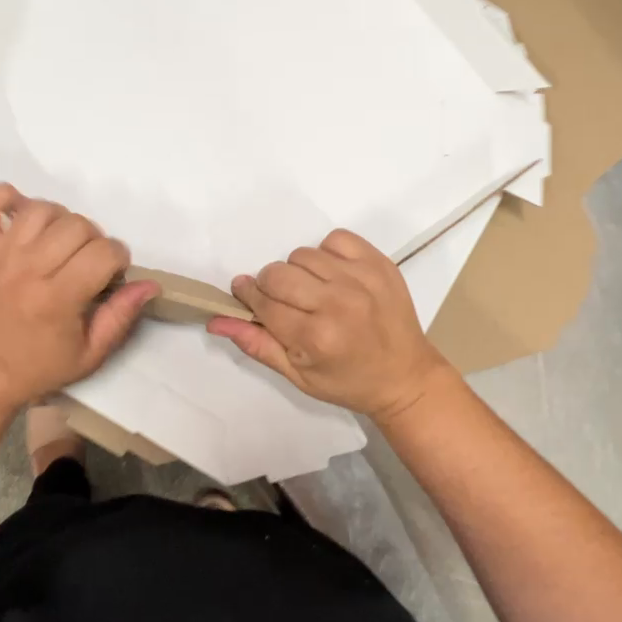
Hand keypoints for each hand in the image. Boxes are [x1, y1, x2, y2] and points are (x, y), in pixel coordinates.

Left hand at [0, 184, 157, 410]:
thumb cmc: (38, 368)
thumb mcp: (90, 355)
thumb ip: (120, 317)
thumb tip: (149, 284)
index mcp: (56, 299)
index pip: (103, 252)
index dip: (118, 259)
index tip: (112, 275)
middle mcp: (27, 270)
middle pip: (76, 224)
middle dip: (94, 240)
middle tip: (87, 263)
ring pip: (40, 209)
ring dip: (60, 220)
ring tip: (60, 244)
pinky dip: (5, 198)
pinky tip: (22, 215)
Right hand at [207, 229, 457, 422]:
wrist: (405, 377)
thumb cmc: (348, 381)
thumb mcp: (297, 375)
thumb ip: (257, 344)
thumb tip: (216, 321)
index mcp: (316, 336)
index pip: (263, 303)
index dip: (248, 299)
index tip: (246, 298)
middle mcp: (338, 303)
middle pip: (278, 274)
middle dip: (270, 286)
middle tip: (283, 303)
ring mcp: (362, 280)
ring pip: (303, 255)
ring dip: (299, 272)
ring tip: (313, 293)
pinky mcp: (379, 264)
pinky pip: (335, 239)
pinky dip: (327, 254)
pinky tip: (333, 276)